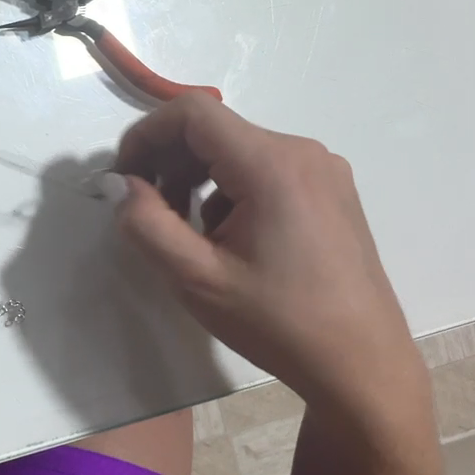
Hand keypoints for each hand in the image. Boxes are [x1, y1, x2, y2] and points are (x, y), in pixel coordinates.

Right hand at [101, 93, 425, 418]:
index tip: (121, 179)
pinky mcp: (326, 191)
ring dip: (190, 179)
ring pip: (232, 150)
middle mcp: (301, 153)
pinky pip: (257, 170)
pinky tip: (220, 239)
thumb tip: (117, 184)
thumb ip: (145, 223)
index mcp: (271, 165)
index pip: (192, 113)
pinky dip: (222, 191)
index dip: (143, 135)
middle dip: (163, 161)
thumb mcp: (194, 277)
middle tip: (141, 211)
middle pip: (212, 129)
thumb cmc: (275, 320)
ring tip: (180, 232)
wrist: (357, 361)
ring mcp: (320, 171)